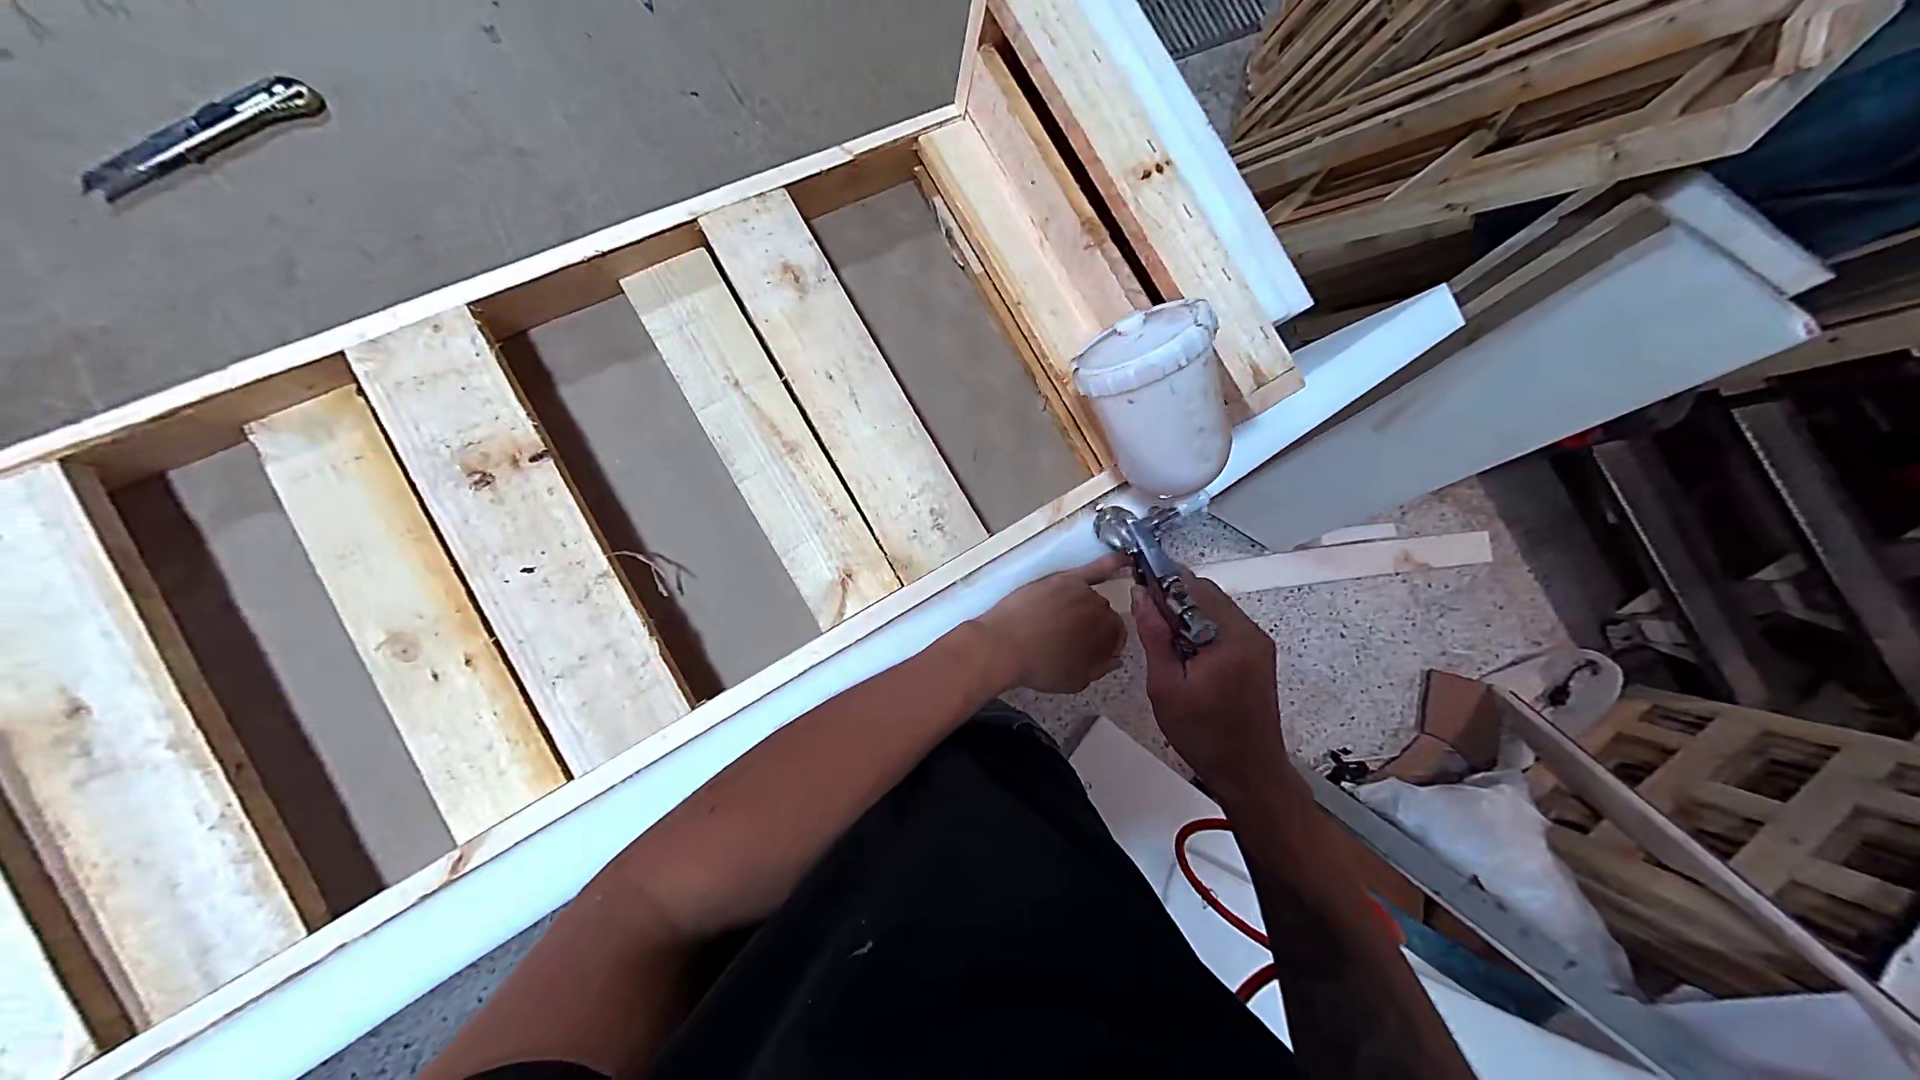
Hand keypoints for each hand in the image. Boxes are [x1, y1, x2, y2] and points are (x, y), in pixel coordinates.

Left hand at [972, 553, 1129, 693]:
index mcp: (1108, 637)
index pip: (1117, 636)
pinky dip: (1111, 563)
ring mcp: (1083, 592)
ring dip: (1082, 607)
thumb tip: (1114, 660)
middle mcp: (1101, 610)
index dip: (1104, 645)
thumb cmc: (1037, 666)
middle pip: (1104, 615)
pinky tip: (1124, 559)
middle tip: (1068, 639)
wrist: (1003, 647)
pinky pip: (1095, 568)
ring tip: (1057, 622)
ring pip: (1090, 597)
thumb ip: (1100, 669)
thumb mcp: (1075, 681)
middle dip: (1092, 626)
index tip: (1091, 651)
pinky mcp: (1064, 579)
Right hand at [1133, 574, 1286, 798]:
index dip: (1161, 581)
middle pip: (1207, 592)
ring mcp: (1258, 644)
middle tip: (1145, 612)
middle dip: (1173, 594)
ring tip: (1162, 634)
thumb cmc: (1204, 735)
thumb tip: (1141, 596)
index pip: (1193, 587)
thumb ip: (1154, 636)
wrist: (1248, 771)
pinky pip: (1224, 624)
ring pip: (1215, 606)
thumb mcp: (1166, 686)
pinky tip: (1183, 647)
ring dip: (1186, 609)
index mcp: (1229, 638)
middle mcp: (1250, 633)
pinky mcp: (1258, 655)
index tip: (1137, 582)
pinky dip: (1201, 624)